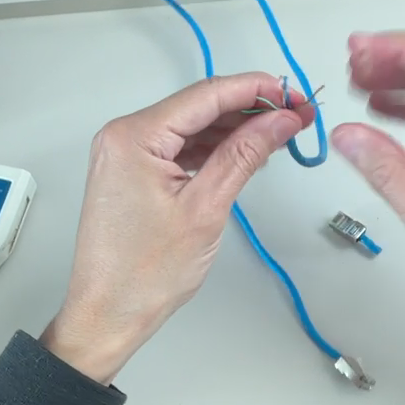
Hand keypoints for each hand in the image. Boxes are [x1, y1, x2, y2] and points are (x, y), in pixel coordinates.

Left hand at [42, 73, 314, 383]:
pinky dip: (213, 150)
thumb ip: (244, 155)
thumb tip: (280, 120)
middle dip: (249, 109)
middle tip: (296, 117)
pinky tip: (244, 155)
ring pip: (191, 127)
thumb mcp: (206, 208)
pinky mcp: (132, 174)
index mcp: (134, 137)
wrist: (108, 314)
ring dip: (234, 130)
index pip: (206, 95)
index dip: (256, 89)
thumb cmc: (145, 274)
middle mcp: (123, 136)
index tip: (295, 95)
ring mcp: (126, 155)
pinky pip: (179, 149)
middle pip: (198, 107)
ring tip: (278, 137)